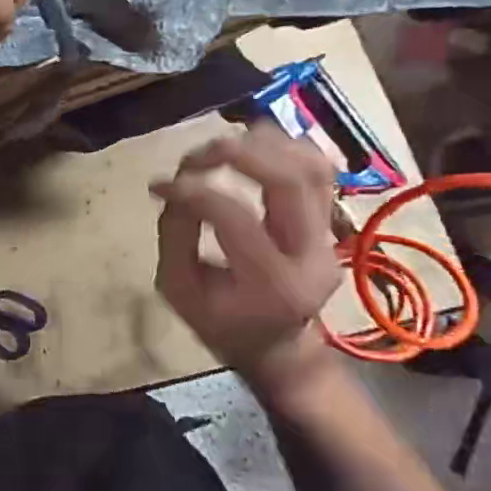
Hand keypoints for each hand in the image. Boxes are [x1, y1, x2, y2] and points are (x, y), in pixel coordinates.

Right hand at [153, 124, 343, 398]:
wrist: (279, 346)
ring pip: (311, 166)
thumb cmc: (224, 325)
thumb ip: (175, 237)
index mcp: (274, 285)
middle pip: (289, 179)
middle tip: (198, 154)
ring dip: (266, 144)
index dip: (193, 192)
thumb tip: (174, 188)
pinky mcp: (330, 219)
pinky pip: (319, 168)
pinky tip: (253, 146)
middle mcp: (312, 254)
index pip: (235, 217)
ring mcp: (329, 235)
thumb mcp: (181, 293)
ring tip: (225, 145)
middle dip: (238, 153)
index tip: (160, 186)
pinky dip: (286, 147)